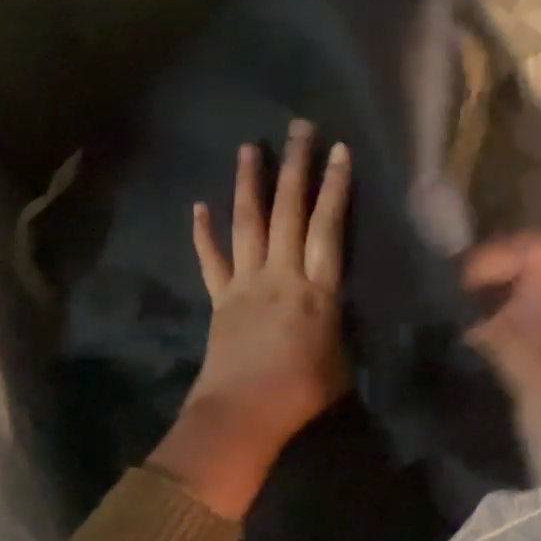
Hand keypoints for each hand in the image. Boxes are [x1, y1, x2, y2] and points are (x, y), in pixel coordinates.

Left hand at [147, 120, 351, 518]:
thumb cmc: (300, 393)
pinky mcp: (219, 298)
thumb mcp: (342, 361)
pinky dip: (203, 233)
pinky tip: (198, 206)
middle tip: (299, 128)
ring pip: (248, 224)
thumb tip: (340, 307)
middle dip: (296, 167)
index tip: (339, 150)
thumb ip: (341, 325)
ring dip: (249, 184)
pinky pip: (211, 259)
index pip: (328, 227)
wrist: (242, 413)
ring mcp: (245, 283)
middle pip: (288, 212)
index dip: (335, 187)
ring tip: (249, 147)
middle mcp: (280, 274)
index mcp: (317, 289)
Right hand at [464, 235, 540, 484]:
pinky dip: (527, 316)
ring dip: (510, 297)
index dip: (494, 259)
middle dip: (498, 276)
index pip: (538, 253)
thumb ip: (508, 346)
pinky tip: (503, 339)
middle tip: (459, 299)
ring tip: (473, 320)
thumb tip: (472, 321)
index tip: (458, 282)